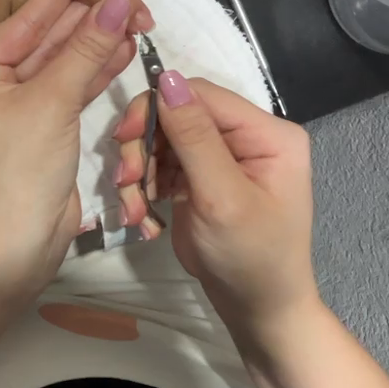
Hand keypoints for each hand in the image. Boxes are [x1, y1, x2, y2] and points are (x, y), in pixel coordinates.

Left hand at [0, 0, 136, 279]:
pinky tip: (123, 51)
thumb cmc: (19, 166)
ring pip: (60, 66)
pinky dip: (94, 74)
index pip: (23, 22)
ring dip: (95, 45)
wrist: (14, 243)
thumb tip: (116, 2)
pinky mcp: (41, 129)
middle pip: (43, 42)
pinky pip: (69, 91)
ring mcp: (16, 109)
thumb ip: (84, 50)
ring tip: (134, 17)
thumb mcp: (51, 102)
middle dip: (85, 21)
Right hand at [111, 75, 318, 326]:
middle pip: (174, 116)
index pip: (200, 95)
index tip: (122, 138)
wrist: (256, 310)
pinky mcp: (197, 178)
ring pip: (159, 140)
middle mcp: (244, 137)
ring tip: (132, 207)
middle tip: (124, 180)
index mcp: (266, 132)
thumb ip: (194, 136)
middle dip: (143, 147)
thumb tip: (166, 77)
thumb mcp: (222, 196)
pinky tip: (141, 214)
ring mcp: (219, 158)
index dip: (156, 108)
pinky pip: (158, 165)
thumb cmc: (251, 256)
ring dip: (138, 172)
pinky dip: (143, 188)